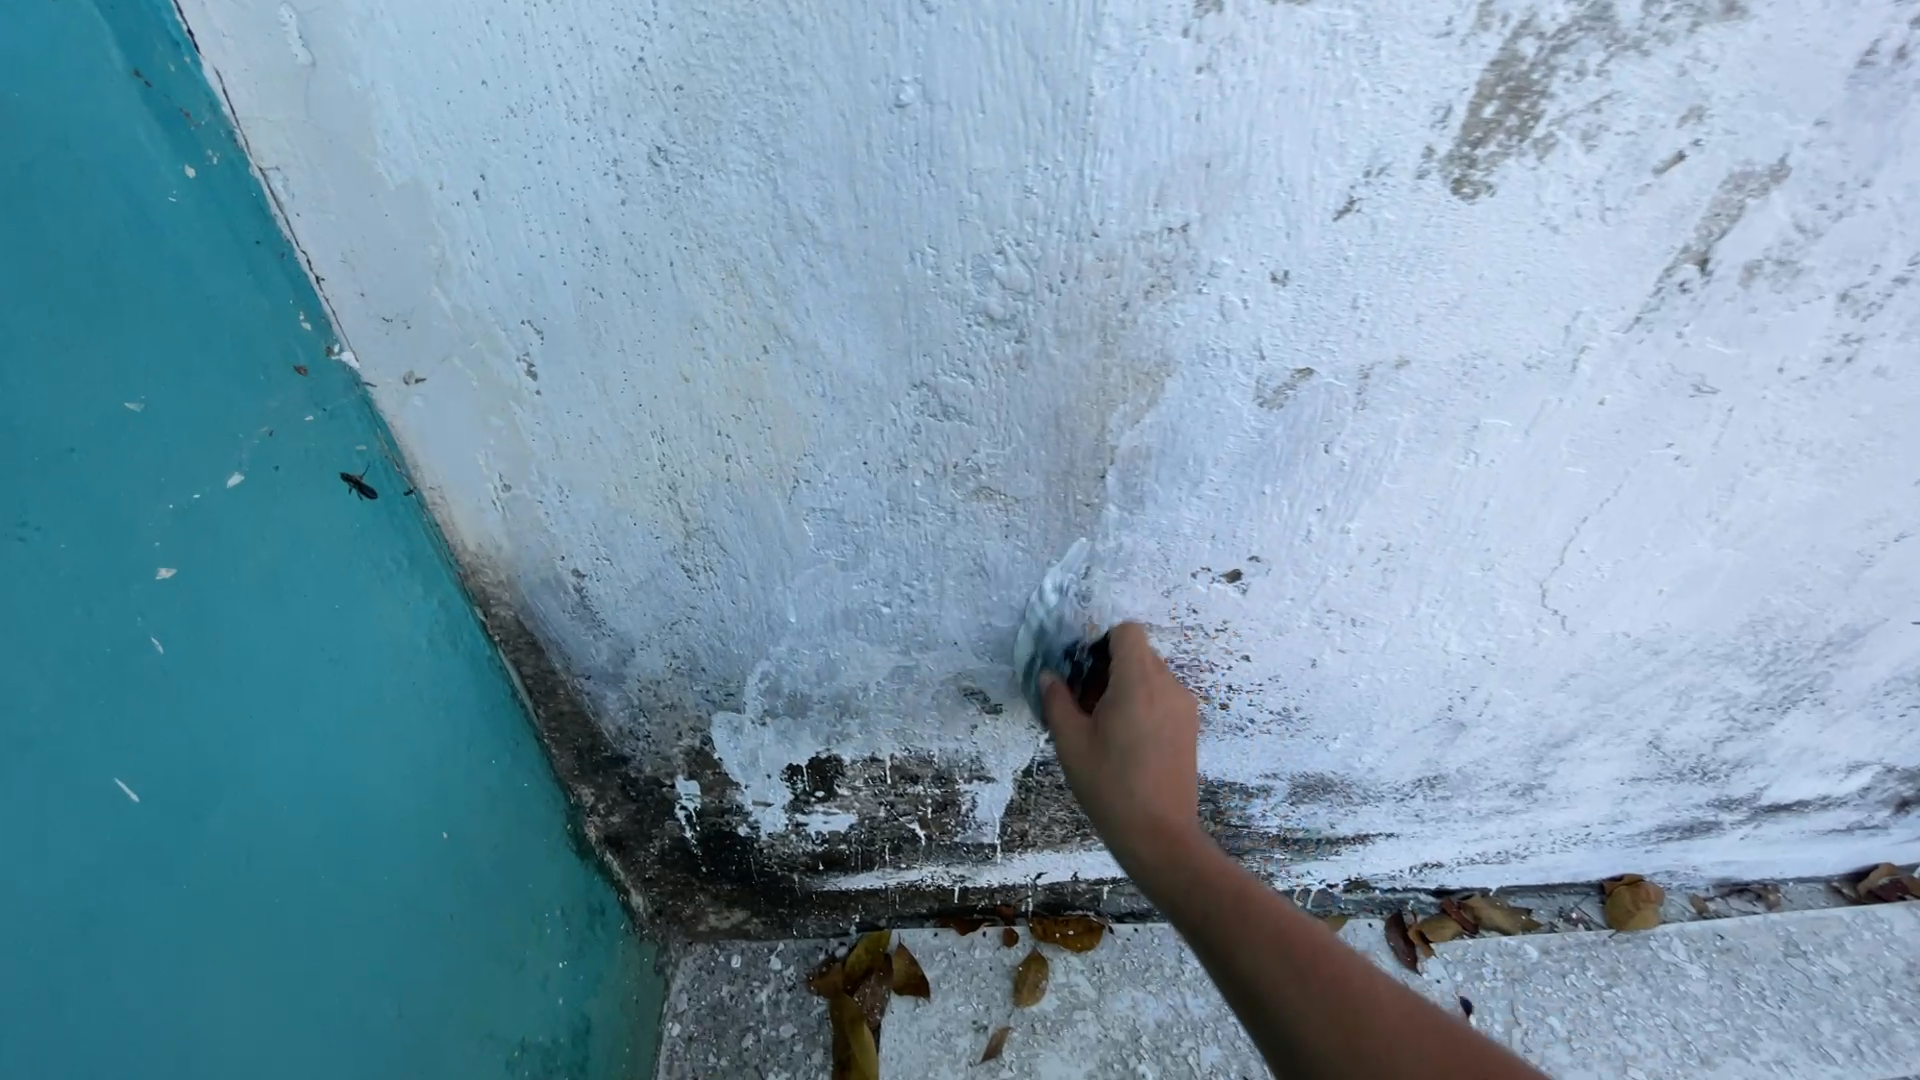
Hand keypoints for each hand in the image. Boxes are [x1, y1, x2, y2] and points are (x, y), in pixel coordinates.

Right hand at [1041, 622, 1204, 872]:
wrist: (1159, 835)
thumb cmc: (1109, 786)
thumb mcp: (1070, 742)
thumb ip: (1057, 700)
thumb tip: (1050, 675)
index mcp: (1138, 682)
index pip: (1127, 632)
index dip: (1101, 642)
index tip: (1083, 672)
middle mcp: (1168, 686)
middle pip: (1138, 652)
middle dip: (1108, 667)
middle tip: (1085, 704)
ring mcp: (1184, 706)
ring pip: (1151, 675)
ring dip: (1125, 686)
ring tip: (1104, 725)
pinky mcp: (1190, 726)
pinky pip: (1162, 696)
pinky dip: (1142, 703)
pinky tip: (1126, 740)